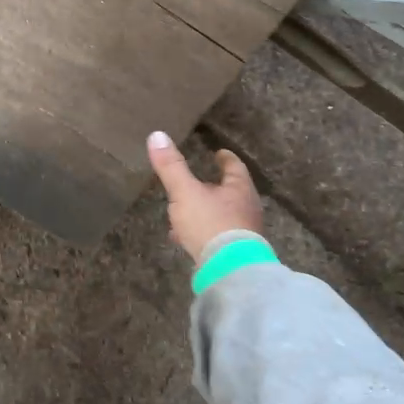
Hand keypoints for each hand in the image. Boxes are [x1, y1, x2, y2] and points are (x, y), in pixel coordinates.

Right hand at [145, 131, 263, 260]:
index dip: (225, 159)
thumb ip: (171, 166)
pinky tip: (184, 237)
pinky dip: (202, 231)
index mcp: (239, 190)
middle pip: (231, 192)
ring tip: (186, 210)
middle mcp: (246, 208)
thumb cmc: (210, 223)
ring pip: (222, 215)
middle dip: (214, 186)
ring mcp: (242, 231)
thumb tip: (157, 135)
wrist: (229, 268)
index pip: (234, 168)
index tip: (219, 153)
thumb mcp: (185, 192)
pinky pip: (215, 235)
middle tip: (198, 181)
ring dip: (206, 210)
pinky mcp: (233, 251)